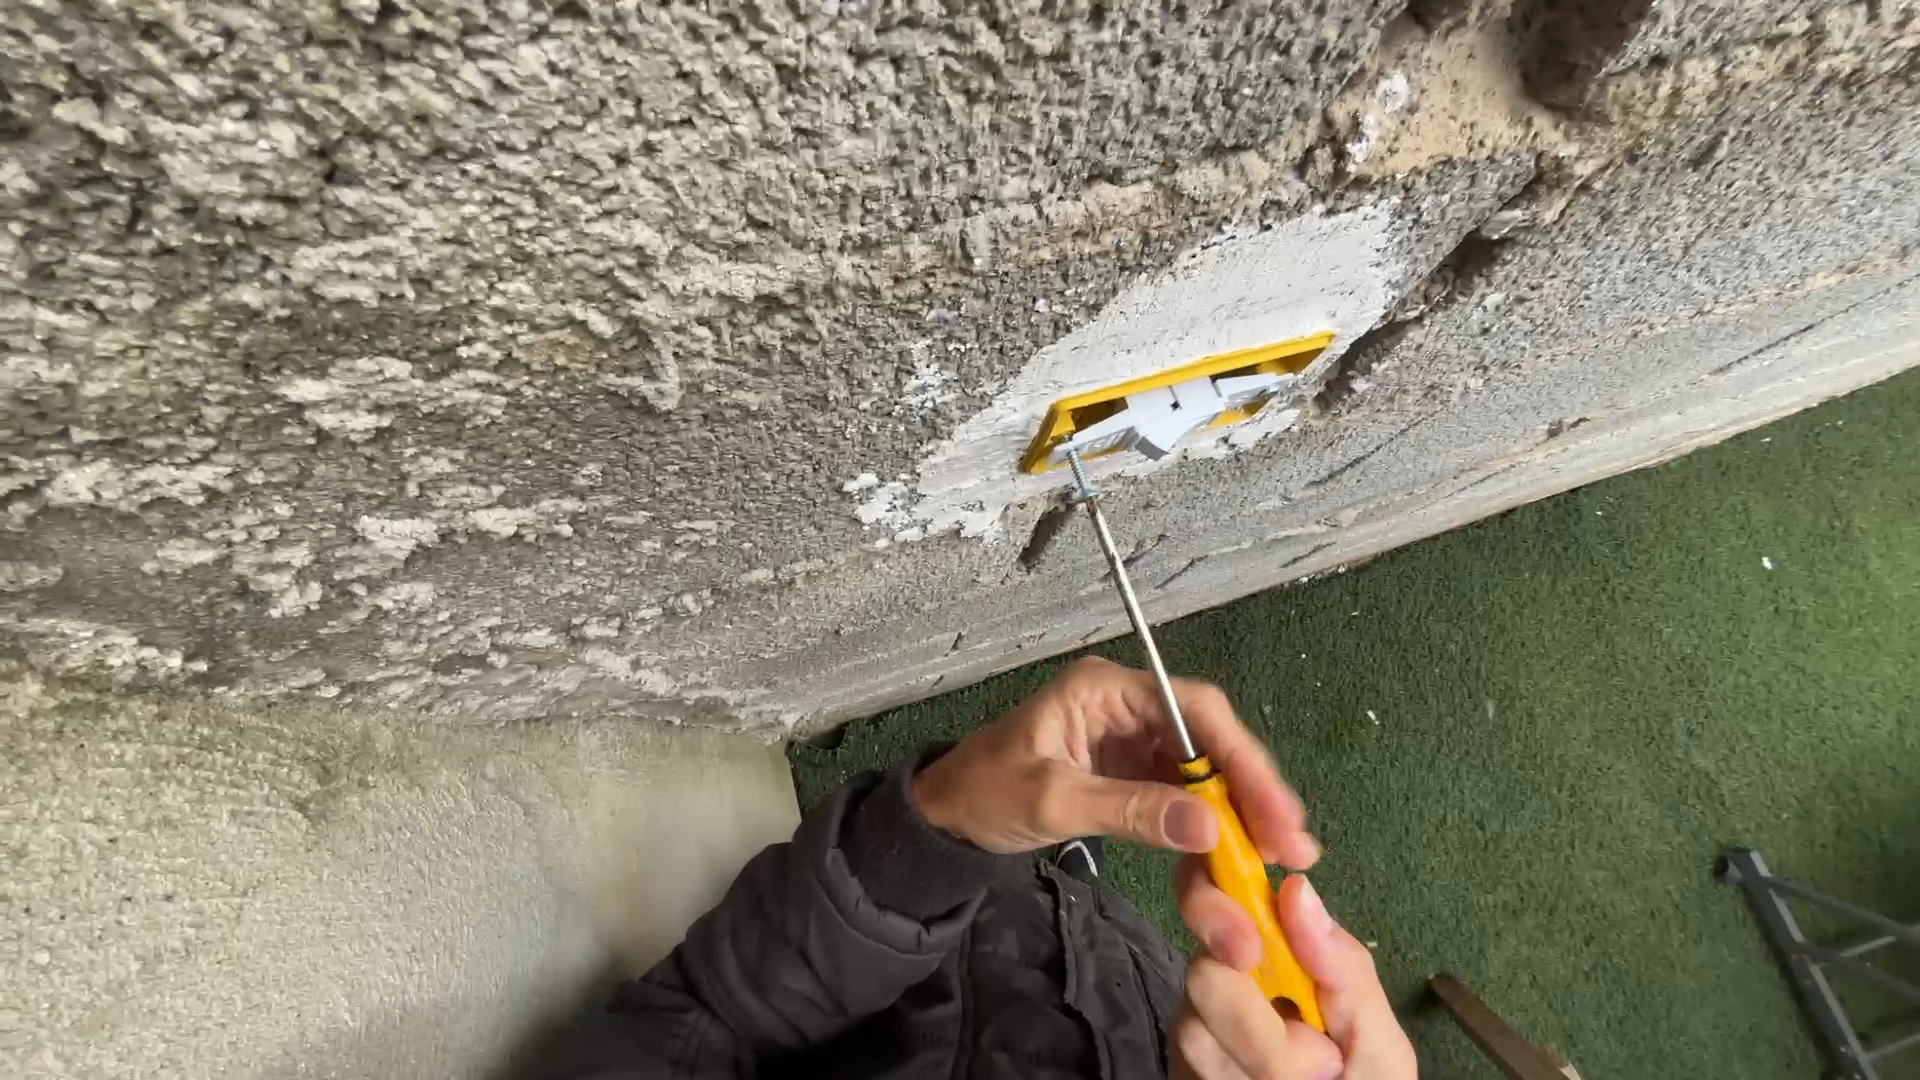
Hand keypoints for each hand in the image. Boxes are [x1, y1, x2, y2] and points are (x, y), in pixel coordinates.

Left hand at [910, 655, 1319, 863]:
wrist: (950, 813)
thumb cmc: (987, 790)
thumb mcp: (1051, 799)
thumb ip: (1128, 809)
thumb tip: (1211, 827)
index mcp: (1103, 690)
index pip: (1190, 706)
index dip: (1240, 755)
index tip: (1276, 810)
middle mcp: (1125, 705)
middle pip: (1206, 737)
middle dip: (1249, 789)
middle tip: (1292, 846)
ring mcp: (1129, 739)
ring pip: (1201, 769)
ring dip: (1237, 812)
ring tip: (1276, 858)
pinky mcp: (1129, 771)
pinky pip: (1180, 793)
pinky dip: (1206, 825)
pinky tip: (1231, 857)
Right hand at [1171, 872, 1416, 1079]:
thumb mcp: (1377, 1041)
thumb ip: (1343, 970)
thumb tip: (1296, 885)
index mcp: (1271, 951)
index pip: (1213, 894)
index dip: (1215, 907)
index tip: (1248, 949)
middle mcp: (1222, 975)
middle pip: (1202, 970)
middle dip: (1257, 1031)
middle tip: (1317, 1066)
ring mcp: (1195, 1025)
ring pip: (1195, 1030)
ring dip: (1259, 1070)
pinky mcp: (1180, 1064)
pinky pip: (1192, 1063)